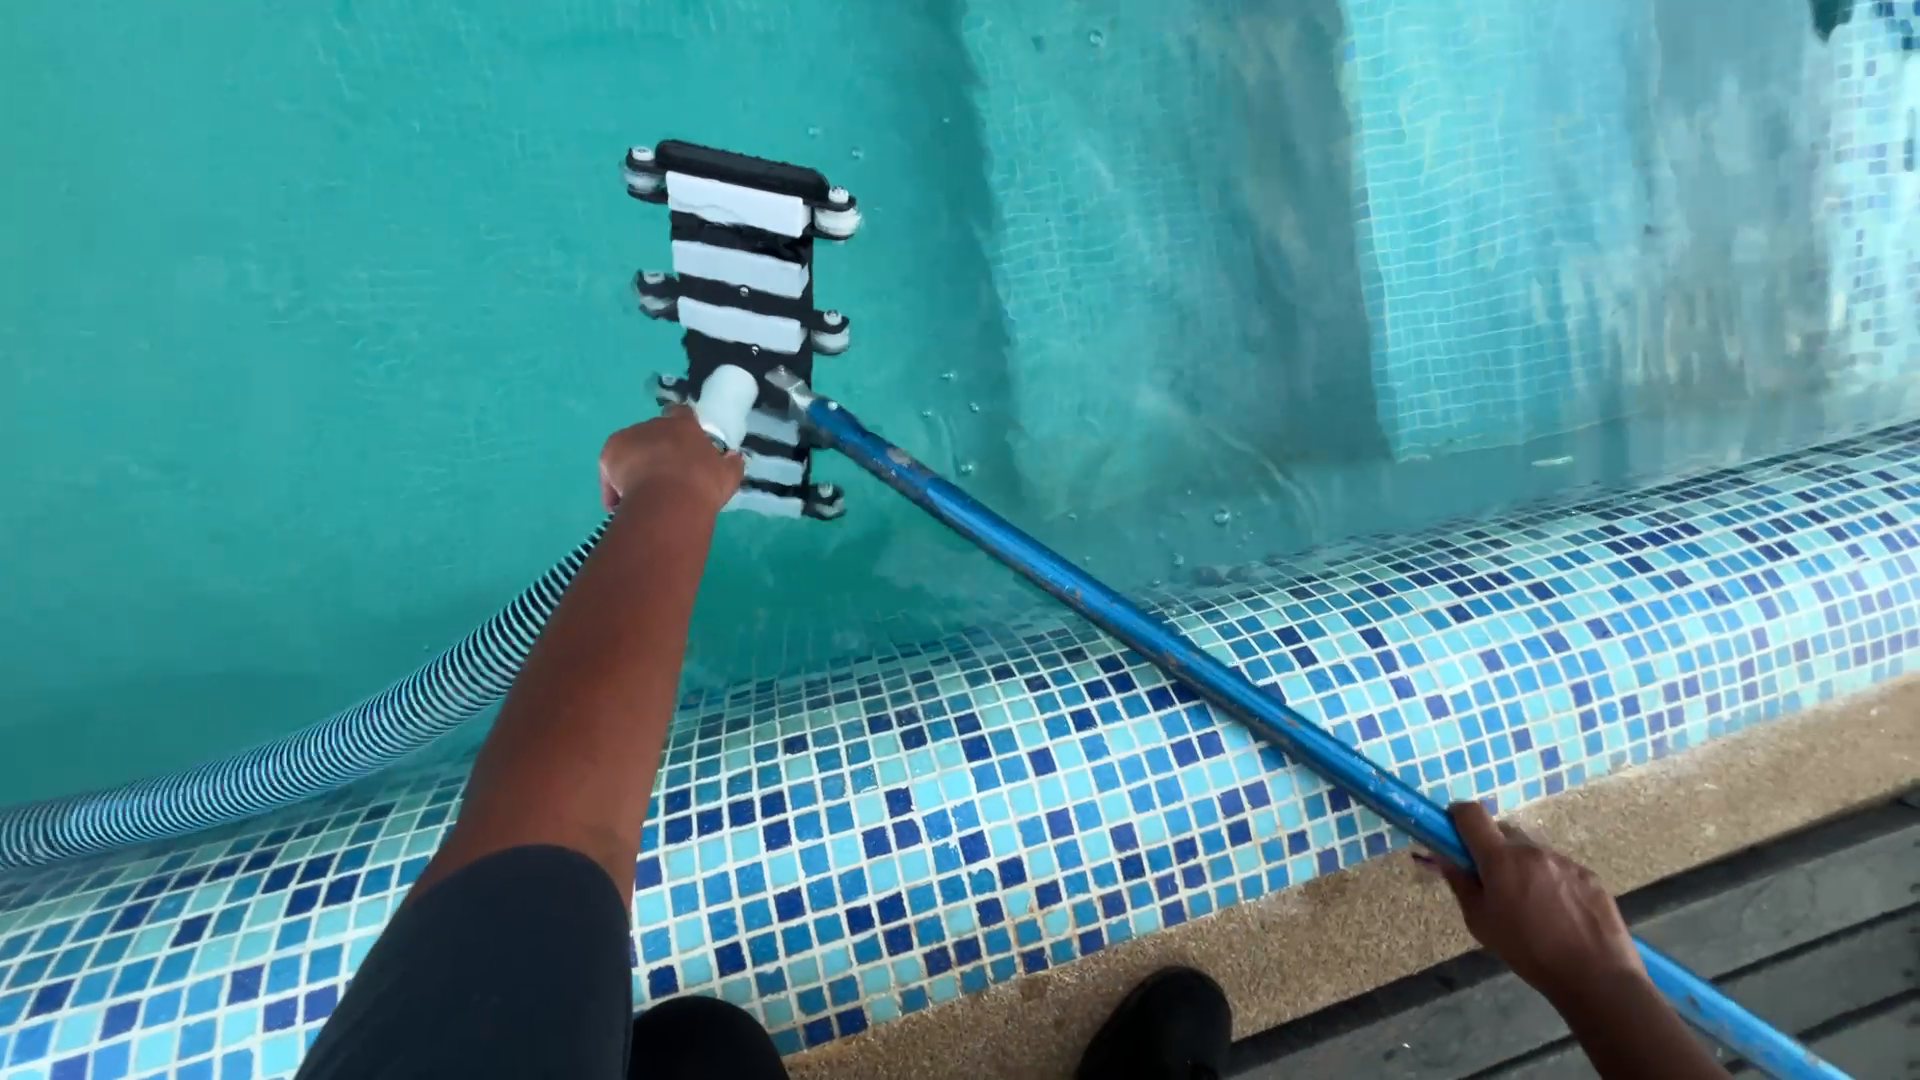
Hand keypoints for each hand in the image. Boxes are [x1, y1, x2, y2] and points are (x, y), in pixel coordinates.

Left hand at [598, 407, 744, 513]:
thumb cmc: (703, 484)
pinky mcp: (608, 455)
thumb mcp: (729, 476)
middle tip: (665, 475)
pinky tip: (623, 505)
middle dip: (656, 449)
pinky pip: (611, 472)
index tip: (684, 444)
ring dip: (636, 466)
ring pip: (630, 450)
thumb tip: (735, 457)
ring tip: (644, 494)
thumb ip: (732, 463)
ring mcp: (628, 437)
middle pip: (653, 432)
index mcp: (683, 424)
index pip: (682, 413)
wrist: (669, 500)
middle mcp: (654, 424)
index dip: (682, 427)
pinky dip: (615, 486)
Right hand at [1424, 802, 1644, 1001]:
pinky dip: (1552, 880)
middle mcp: (1532, 850)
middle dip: (1492, 848)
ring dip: (1524, 865)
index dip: (1458, 816)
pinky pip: (1560, 867)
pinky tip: (1561, 912)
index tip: (1455, 835)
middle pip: (1502, 831)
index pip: (1470, 813)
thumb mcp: (1479, 921)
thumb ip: (1459, 882)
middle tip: (1494, 880)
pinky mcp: (1590, 877)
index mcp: (1500, 858)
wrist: (1599, 979)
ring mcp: (1565, 862)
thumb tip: (1443, 857)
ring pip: (1532, 851)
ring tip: (1533, 902)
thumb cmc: (1528, 951)